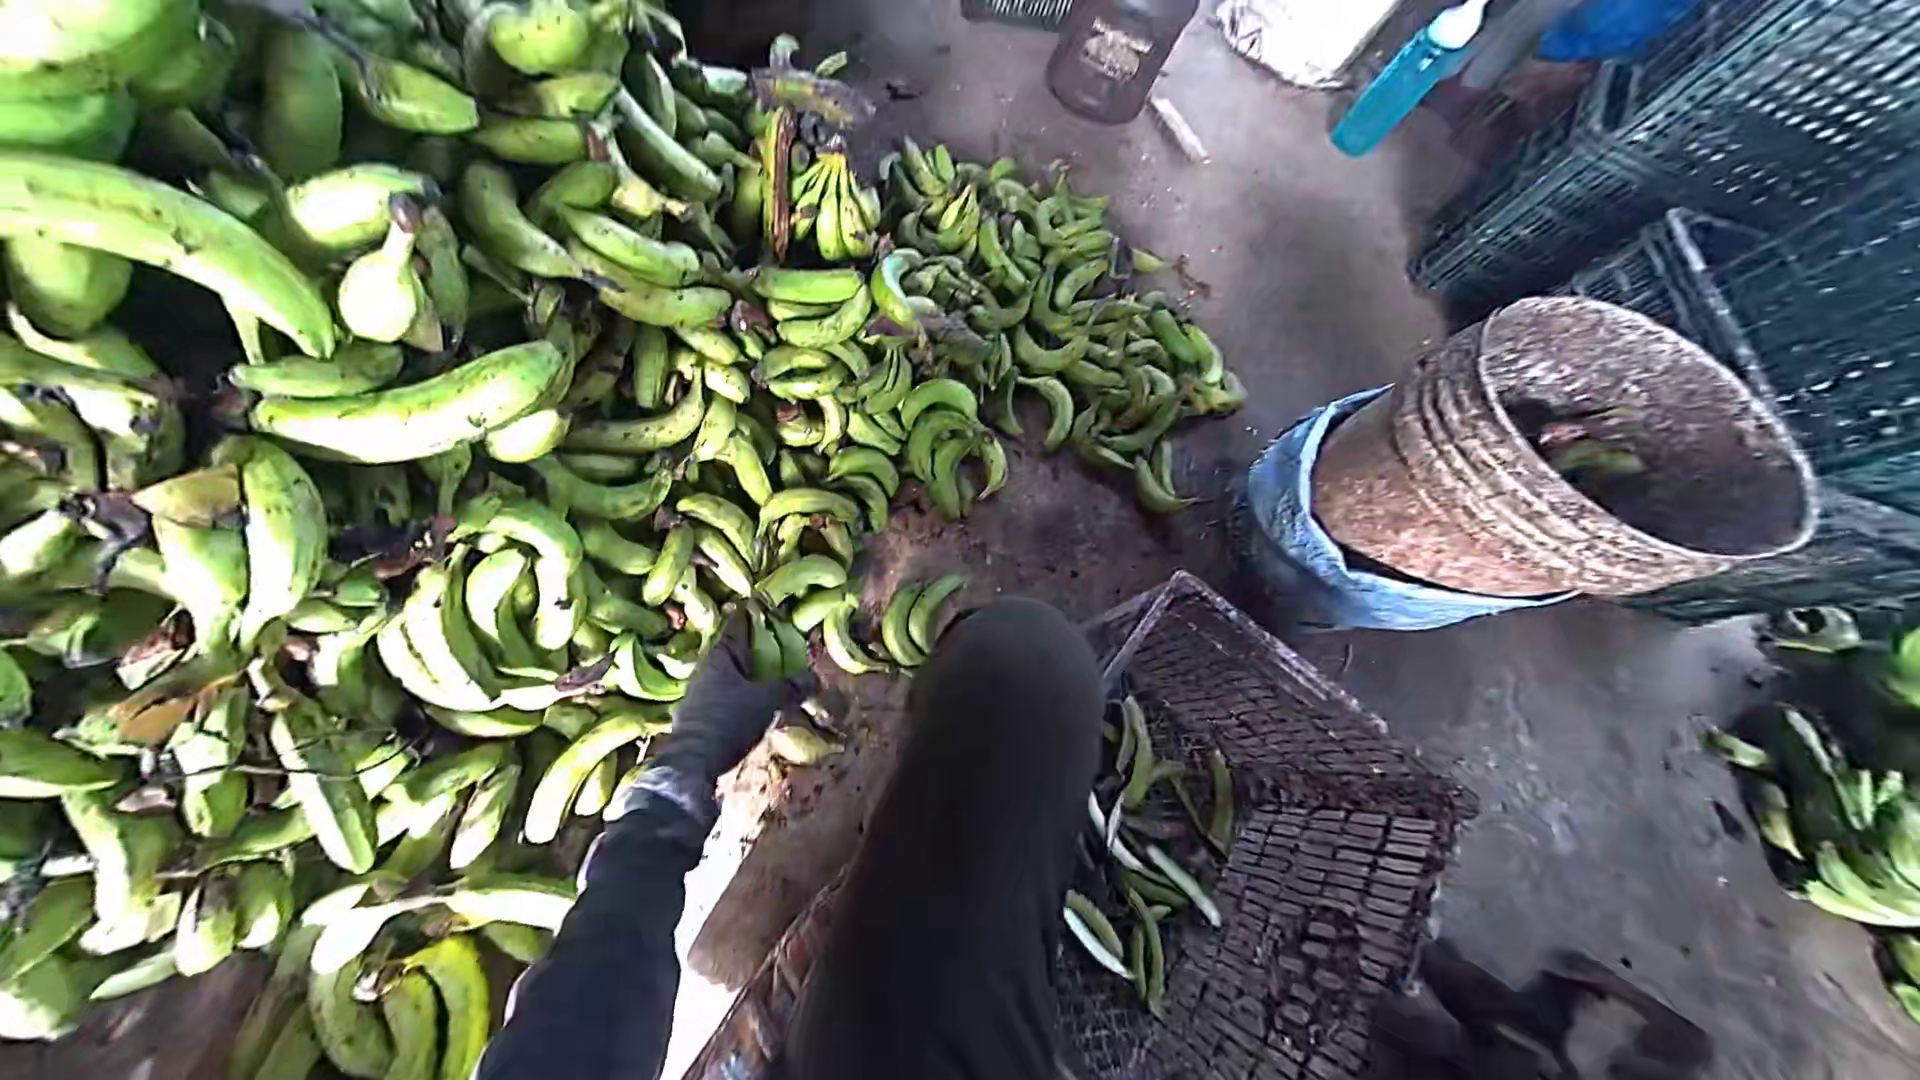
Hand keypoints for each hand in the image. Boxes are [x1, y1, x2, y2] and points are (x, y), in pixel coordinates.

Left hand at [651, 612, 811, 782]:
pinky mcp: (699, 716)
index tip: (765, 602)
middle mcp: (706, 669)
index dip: (752, 612)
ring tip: (771, 673)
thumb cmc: (728, 720)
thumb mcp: (767, 700)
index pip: (738, 624)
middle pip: (734, 649)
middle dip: (755, 645)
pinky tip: (754, 702)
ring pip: (729, 673)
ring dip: (748, 672)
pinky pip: (725, 694)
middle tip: (778, 641)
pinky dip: (741, 693)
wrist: (692, 764)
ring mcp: (700, 693)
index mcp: (721, 656)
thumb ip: (791, 686)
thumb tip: (815, 678)